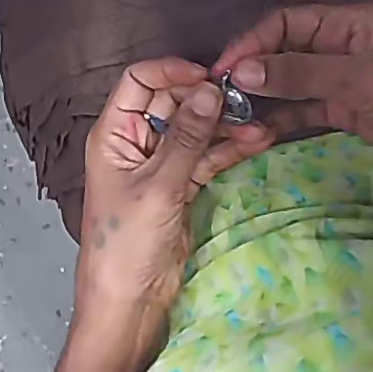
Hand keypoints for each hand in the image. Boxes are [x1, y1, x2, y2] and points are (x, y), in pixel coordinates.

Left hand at [74, 58, 273, 322]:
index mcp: (114, 134)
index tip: (207, 76)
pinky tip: (256, 141)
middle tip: (242, 99)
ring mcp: (159, 164)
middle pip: (171, 103)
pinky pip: (205, 157)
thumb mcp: (159, 186)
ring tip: (259, 123)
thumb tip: (210, 91)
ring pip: (193, 130)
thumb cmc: (126, 243)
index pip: (138, 82)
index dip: (171, 72)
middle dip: (205, 98)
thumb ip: (188, 138)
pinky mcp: (180, 185)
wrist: (129, 299)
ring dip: (223, 125)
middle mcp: (135, 142)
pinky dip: (227, 149)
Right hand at [212, 4, 372, 212]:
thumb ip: (302, 73)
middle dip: (252, 71)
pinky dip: (283, 120)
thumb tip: (241, 69)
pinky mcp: (348, 114)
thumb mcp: (364, 78)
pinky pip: (305, 111)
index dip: (252, 42)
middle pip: (284, 52)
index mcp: (349, 24)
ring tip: (235, 119)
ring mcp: (344, 83)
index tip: (222, 70)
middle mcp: (341, 49)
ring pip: (291, 84)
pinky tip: (261, 132)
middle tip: (220, 99)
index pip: (286, 23)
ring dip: (264, 98)